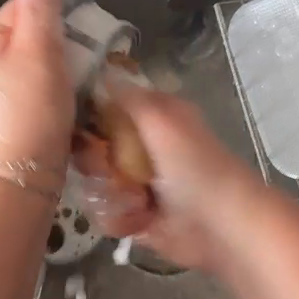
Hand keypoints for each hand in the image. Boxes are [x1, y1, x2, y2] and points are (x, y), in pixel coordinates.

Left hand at [0, 0, 74, 176]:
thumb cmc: (31, 108)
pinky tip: (73, 96)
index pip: (29, 4)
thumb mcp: (39, 49)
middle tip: (82, 61)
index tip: (77, 37)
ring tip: (82, 79)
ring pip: (44, 55)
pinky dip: (61, 82)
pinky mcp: (16, 105)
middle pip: (37, 29)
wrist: (26, 175)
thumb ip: (42, 4)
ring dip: (66, 63)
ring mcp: (0, 83)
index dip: (57, 17)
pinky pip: (44, 78)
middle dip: (64, 41)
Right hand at [73, 86, 262, 271]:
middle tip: (107, 169)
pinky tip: (139, 218)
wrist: (222, 226)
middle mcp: (140, 145)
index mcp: (151, 116)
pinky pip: (106, 213)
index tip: (76, 126)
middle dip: (94, 161)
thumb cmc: (195, 165)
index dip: (88, 115)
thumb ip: (129, 96)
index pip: (105, 106)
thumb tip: (101, 72)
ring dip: (109, 192)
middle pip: (92, 147)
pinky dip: (119, 217)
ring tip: (134, 199)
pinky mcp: (136, 217)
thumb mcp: (162, 119)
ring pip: (94, 181)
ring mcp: (137, 182)